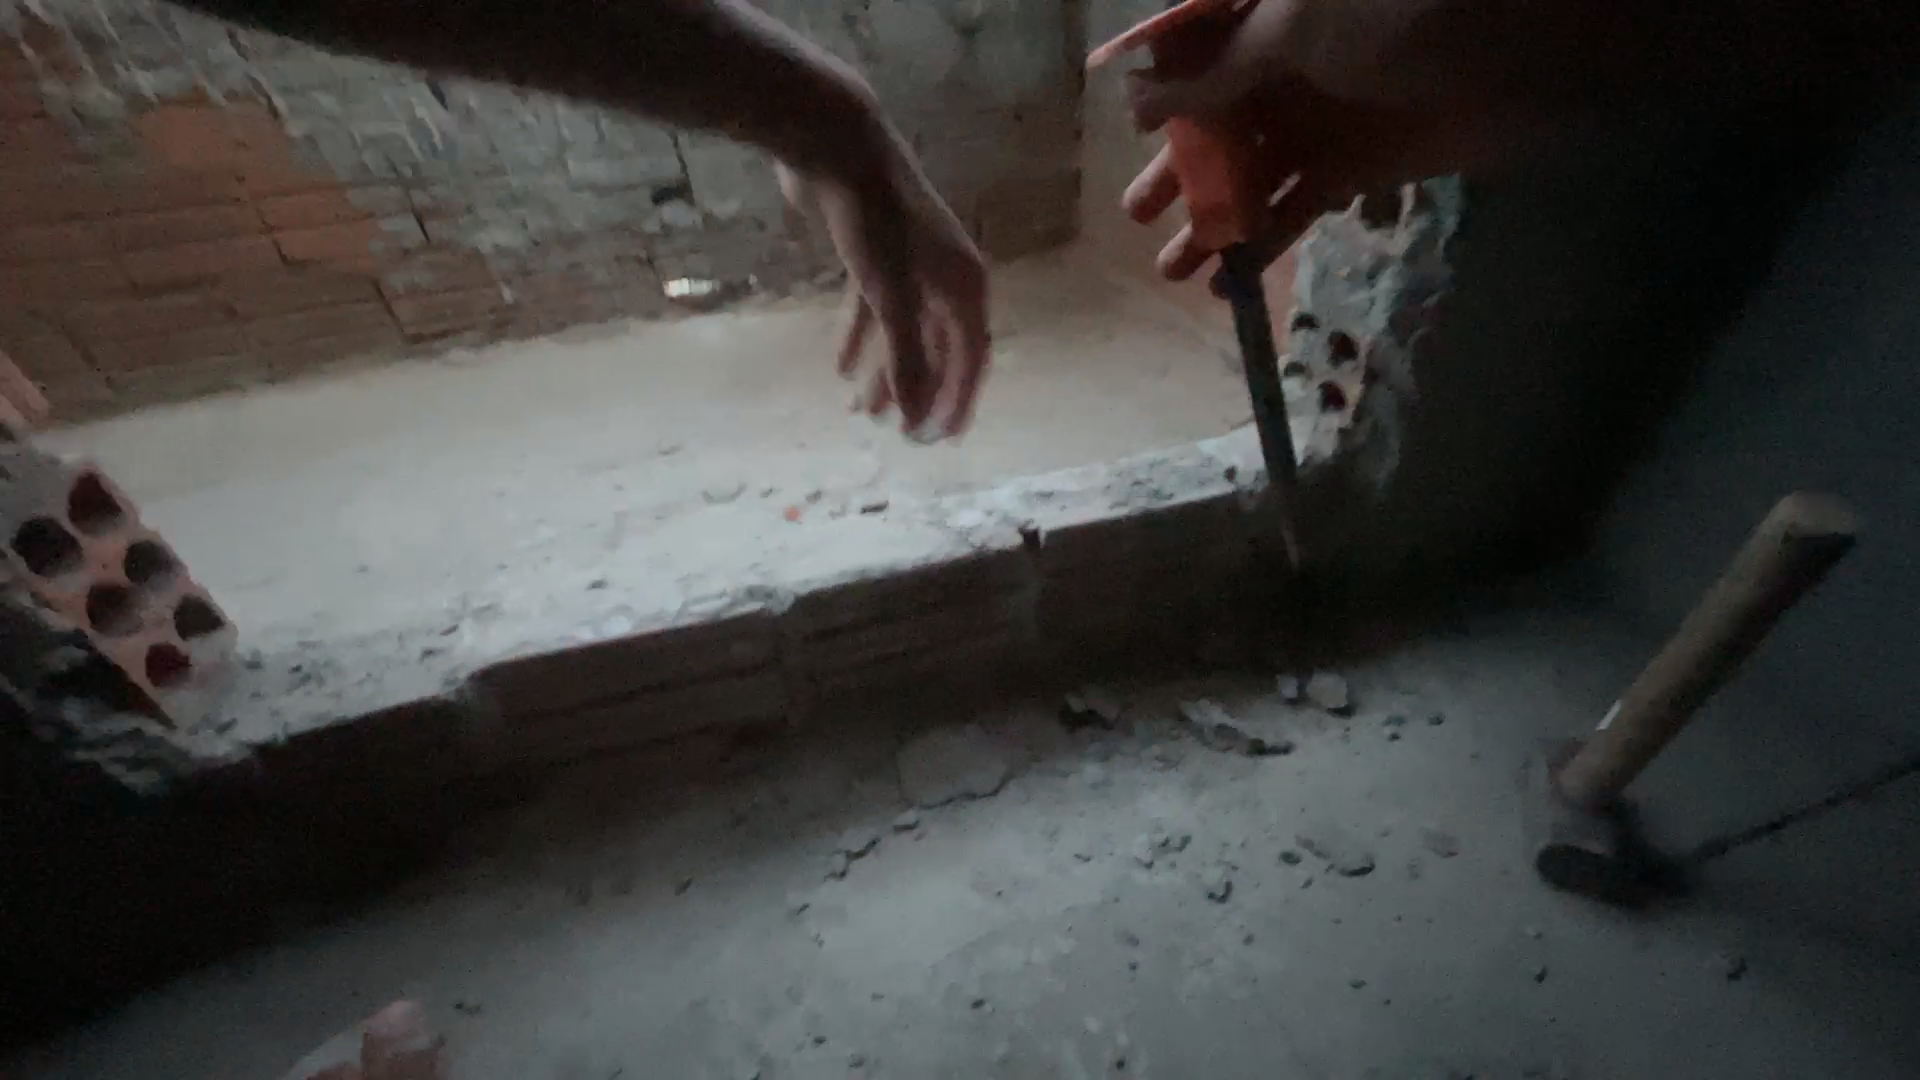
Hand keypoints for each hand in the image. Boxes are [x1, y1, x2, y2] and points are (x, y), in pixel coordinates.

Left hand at [777, 124, 989, 440]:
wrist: (836, 146)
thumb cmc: (876, 226)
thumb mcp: (895, 300)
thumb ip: (908, 362)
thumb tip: (920, 421)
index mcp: (966, 289)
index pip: (972, 360)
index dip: (957, 402)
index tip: (938, 440)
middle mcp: (947, 280)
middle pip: (937, 351)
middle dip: (916, 393)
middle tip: (897, 432)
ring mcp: (913, 267)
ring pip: (904, 334)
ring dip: (885, 373)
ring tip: (861, 412)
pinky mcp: (878, 257)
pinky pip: (875, 311)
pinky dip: (860, 339)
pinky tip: (840, 368)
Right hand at [1119, 0, 1520, 282]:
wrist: (1538, 44)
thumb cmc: (1405, 7)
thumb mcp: (1296, 25)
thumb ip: (1215, 71)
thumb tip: (1136, 101)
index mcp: (1268, 13)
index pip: (1195, 50)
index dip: (1160, 90)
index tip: (1129, 129)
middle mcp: (1285, 65)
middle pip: (1211, 126)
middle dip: (1174, 174)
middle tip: (1136, 215)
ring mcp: (1317, 121)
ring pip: (1244, 179)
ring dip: (1207, 224)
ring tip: (1169, 270)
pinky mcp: (1349, 170)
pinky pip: (1290, 214)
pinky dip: (1259, 251)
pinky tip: (1226, 286)